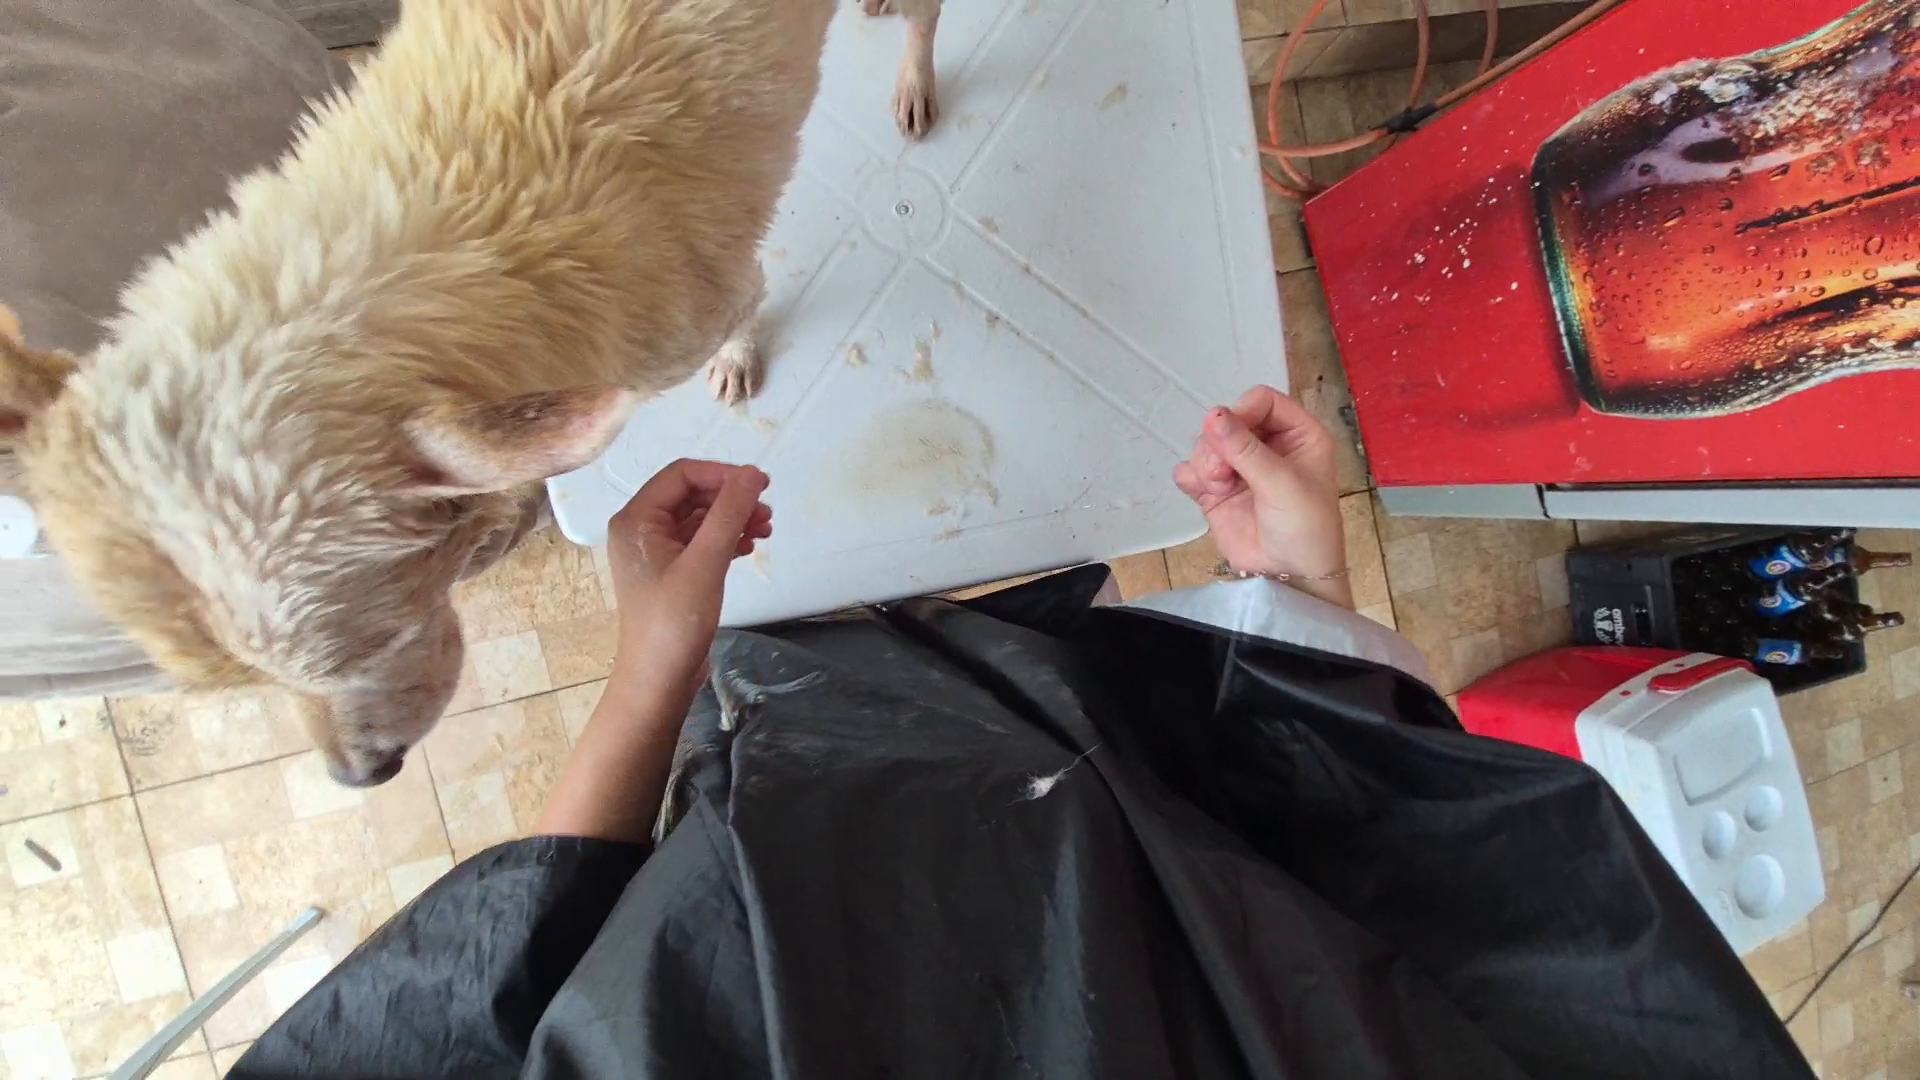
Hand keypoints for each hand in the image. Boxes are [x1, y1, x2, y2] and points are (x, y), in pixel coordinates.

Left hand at [604, 460, 771, 690]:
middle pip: (693, 495)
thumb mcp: (705, 562)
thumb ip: (729, 513)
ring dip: (734, 519)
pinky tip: (749, 547)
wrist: (659, 679)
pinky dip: (727, 539)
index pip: (682, 475)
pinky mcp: (672, 573)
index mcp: (637, 519)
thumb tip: (753, 474)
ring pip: (701, 519)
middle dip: (732, 499)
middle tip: (768, 511)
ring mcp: (656, 552)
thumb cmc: (675, 620)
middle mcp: (642, 529)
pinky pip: (702, 542)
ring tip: (766, 529)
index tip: (761, 485)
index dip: (723, 474)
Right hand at [1172, 385, 1350, 606]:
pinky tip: (1203, 492)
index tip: (1227, 433)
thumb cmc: (1305, 529)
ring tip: (1219, 487)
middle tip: (1221, 473)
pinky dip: (1192, 478)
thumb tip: (1213, 415)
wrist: (1288, 578)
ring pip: (1206, 445)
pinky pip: (1192, 471)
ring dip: (1206, 463)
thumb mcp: (1282, 484)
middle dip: (1218, 445)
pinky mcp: (1216, 492)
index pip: (1262, 402)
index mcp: (1298, 435)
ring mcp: (1240, 469)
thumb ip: (1246, 449)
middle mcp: (1267, 447)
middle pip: (1228, 422)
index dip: (1241, 412)